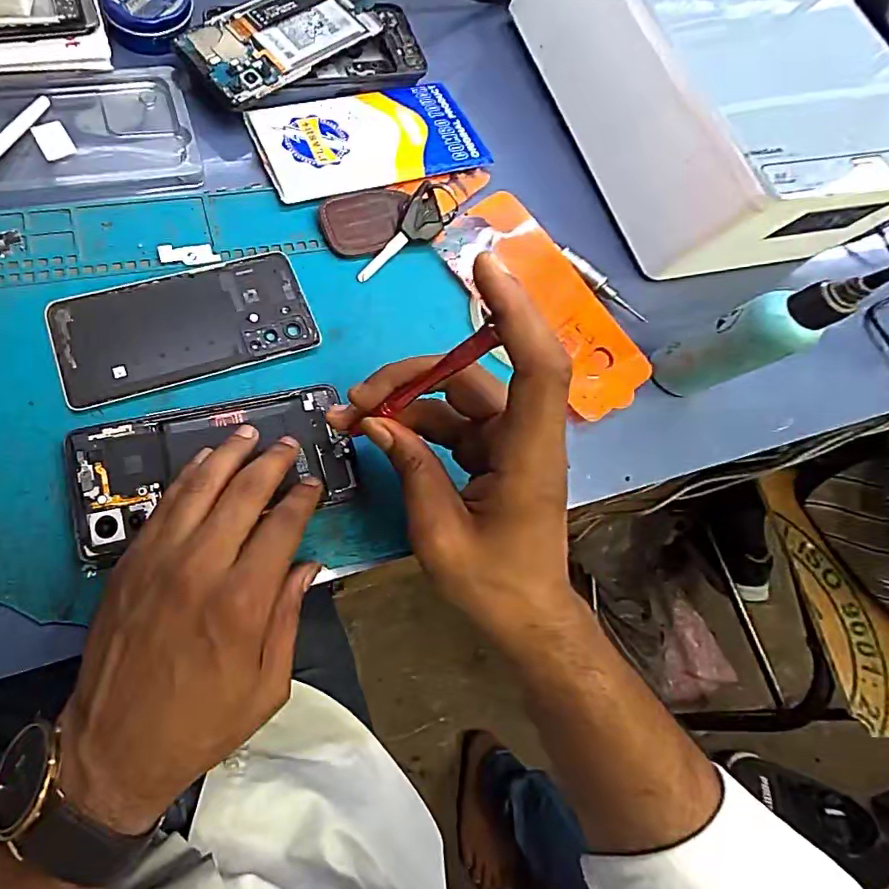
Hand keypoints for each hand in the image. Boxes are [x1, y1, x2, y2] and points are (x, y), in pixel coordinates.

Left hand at [57, 428, 323, 833]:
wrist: (115, 744)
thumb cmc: (199, 724)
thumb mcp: (266, 687)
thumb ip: (288, 618)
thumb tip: (307, 565)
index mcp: (241, 602)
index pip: (281, 527)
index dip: (301, 499)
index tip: (311, 484)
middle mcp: (200, 567)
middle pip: (243, 494)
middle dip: (270, 463)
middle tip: (286, 446)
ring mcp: (159, 558)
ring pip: (199, 487)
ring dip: (227, 455)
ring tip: (247, 434)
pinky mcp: (131, 560)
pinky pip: (164, 504)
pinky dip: (187, 477)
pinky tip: (203, 463)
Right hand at [328, 252, 576, 645]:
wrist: (526, 620)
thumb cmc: (495, 586)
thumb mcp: (440, 535)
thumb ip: (412, 471)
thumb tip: (378, 424)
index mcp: (528, 452)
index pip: (536, 364)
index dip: (514, 311)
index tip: (485, 267)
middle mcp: (521, 434)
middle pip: (467, 377)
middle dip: (407, 378)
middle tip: (356, 399)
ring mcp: (505, 441)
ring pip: (451, 397)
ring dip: (401, 401)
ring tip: (352, 417)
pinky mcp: (490, 452)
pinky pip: (446, 421)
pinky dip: (409, 423)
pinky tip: (374, 431)